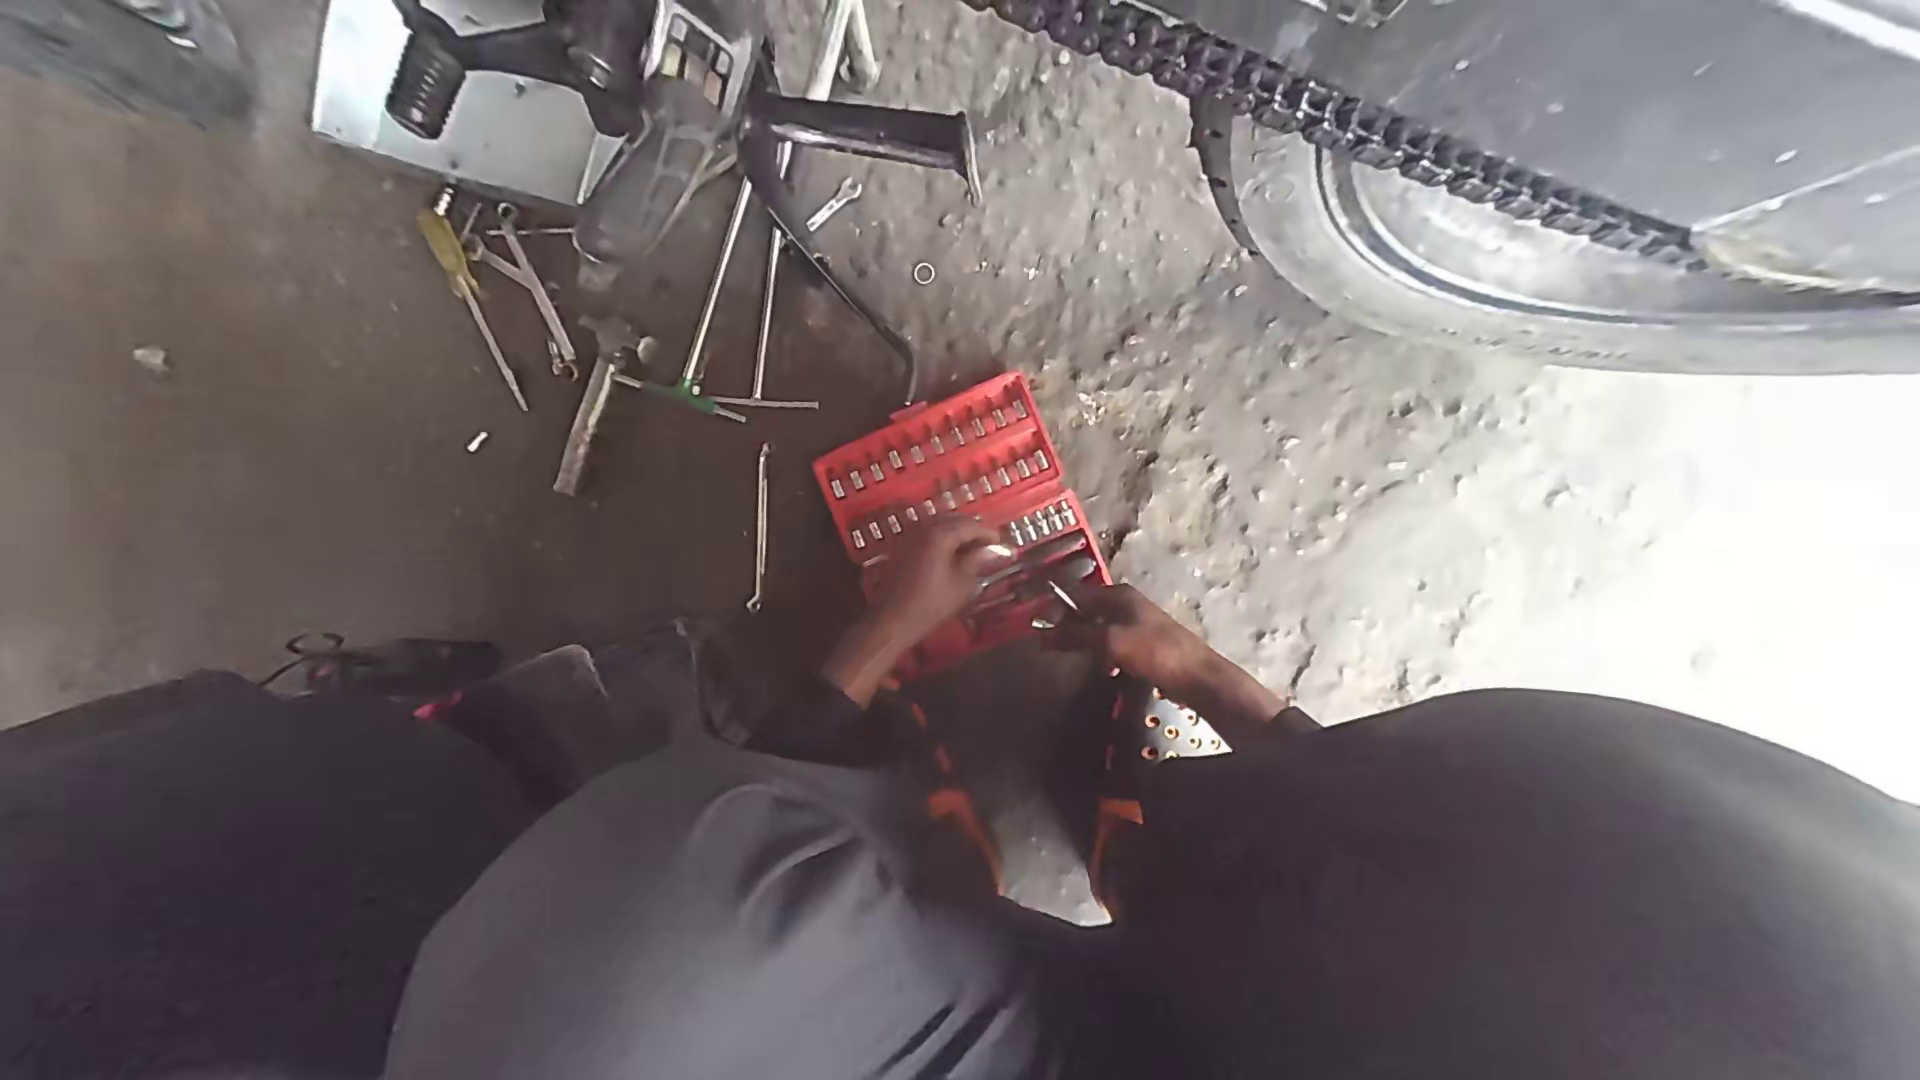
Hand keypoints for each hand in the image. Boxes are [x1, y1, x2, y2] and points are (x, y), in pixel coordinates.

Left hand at [870, 518, 1012, 647]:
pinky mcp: (901, 545)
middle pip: (954, 519)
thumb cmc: (931, 605)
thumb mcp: (962, 584)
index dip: (988, 533)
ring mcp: (909, 535)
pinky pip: (927, 532)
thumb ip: (978, 560)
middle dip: (973, 530)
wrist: (892, 620)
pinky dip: (942, 537)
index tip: (1001, 543)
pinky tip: (950, 553)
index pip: (971, 525)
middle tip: (988, 546)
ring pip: (939, 523)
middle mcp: (923, 527)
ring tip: (971, 549)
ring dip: (957, 532)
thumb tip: (995, 549)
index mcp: (940, 534)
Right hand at [1048, 584, 1214, 691]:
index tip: (1035, 624)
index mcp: (1118, 594)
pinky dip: (1097, 649)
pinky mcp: (1140, 642)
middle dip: (1066, 624)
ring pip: (1097, 626)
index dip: (1055, 608)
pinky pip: (1110, 641)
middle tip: (1044, 643)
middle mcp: (1125, 603)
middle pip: (1086, 609)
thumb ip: (1076, 635)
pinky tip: (1091, 663)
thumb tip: (1042, 634)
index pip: (1076, 594)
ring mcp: (1134, 622)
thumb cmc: (1152, 651)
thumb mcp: (1110, 641)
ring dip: (1080, 638)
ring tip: (1061, 653)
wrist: (1195, 676)